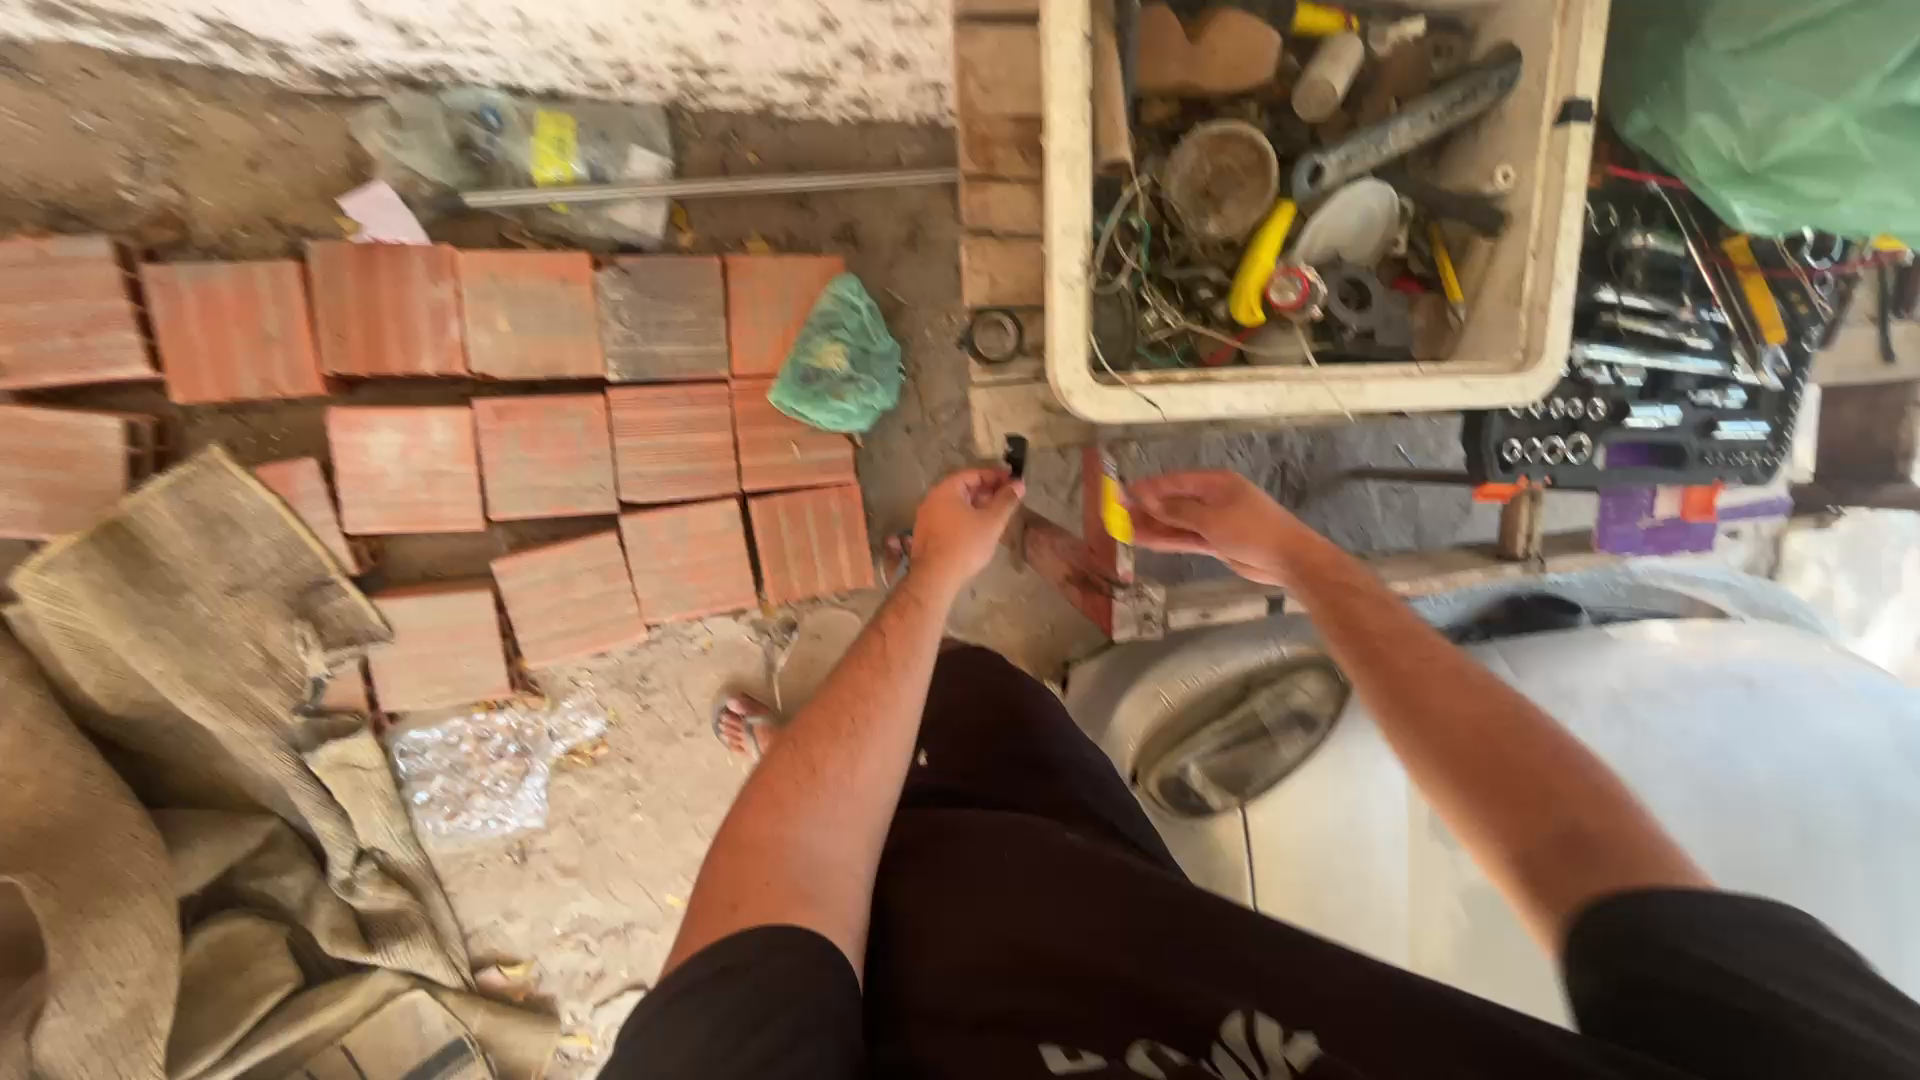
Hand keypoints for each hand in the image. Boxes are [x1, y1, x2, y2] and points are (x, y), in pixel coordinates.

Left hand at [909, 467, 1024, 592]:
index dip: (995, 476)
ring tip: (996, 514)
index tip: (1013, 481)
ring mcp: (926, 517)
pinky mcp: (926, 534)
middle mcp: (932, 499)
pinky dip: (965, 517)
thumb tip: (1018, 484)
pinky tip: (979, 529)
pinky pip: (949, 517)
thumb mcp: (991, 521)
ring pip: (956, 504)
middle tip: (1007, 498)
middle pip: (963, 488)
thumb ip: (1006, 501)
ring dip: (977, 505)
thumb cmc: (965, 545)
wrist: (935, 577)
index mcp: (946, 490)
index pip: (973, 474)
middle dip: (987, 491)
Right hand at [1126, 470, 1306, 586]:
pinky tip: (1143, 540)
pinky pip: (1184, 538)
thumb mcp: (1212, 519)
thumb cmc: (1252, 530)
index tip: (1122, 493)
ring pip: (1176, 522)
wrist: (1287, 558)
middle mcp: (1212, 499)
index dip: (1147, 488)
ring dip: (1152, 526)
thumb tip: (1149, 501)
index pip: (1174, 482)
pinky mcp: (1214, 542)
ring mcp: (1213, 522)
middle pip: (1173, 502)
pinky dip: (1165, 539)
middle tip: (1116, 514)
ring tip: (1122, 529)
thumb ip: (1179, 511)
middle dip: (1146, 508)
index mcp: (1215, 484)